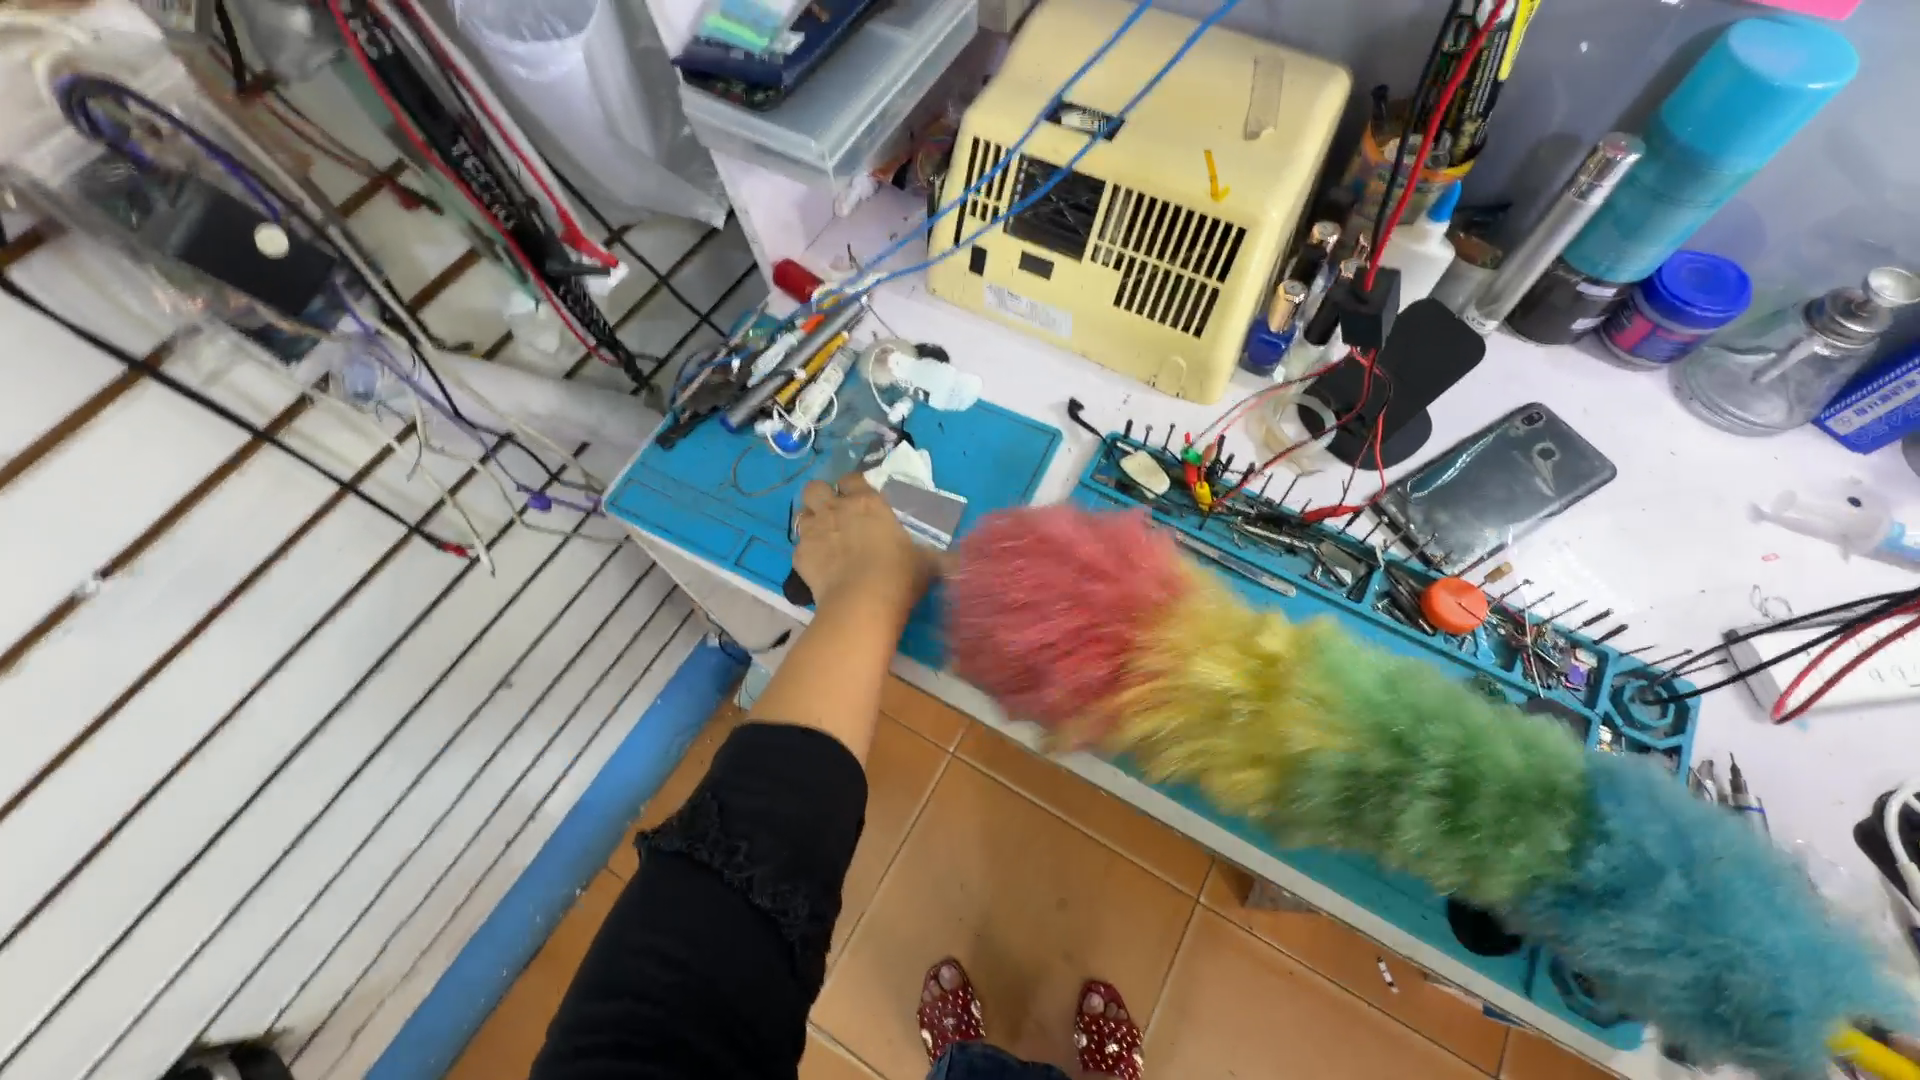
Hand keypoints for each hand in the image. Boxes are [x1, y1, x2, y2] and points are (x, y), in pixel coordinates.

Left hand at [794, 473, 937, 616]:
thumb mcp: (927, 563)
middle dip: (821, 496)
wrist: (863, 602)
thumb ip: (938, 557)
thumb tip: (959, 563)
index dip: (853, 486)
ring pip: (801, 514)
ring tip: (823, 538)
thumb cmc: (899, 574)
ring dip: (810, 522)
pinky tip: (819, 567)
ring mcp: (814, 531)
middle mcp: (836, 509)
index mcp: (867, 502)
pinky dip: (807, 554)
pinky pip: (798, 547)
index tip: (860, 499)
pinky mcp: (799, 556)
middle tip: (834, 513)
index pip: (852, 478)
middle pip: (815, 487)